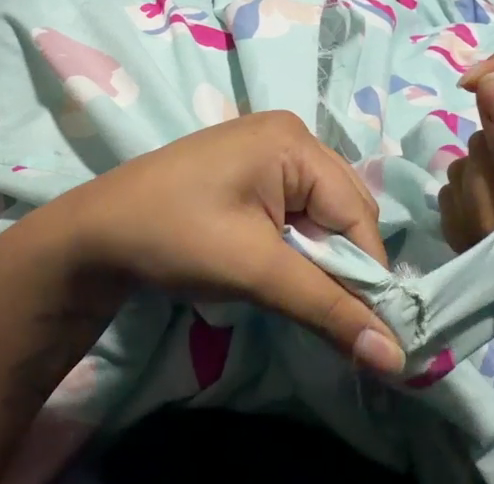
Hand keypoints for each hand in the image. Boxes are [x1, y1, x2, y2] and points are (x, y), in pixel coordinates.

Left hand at [56, 111, 406, 373]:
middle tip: (323, 313)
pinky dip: (298, 247)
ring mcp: (268, 149)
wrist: (96, 232)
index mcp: (294, 141)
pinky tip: (279, 270)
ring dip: (321, 260)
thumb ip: (327, 309)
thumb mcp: (254, 271)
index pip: (357, 215)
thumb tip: (397, 359)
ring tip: (295, 292)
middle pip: (346, 210)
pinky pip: (298, 210)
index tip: (372, 335)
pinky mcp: (251, 170)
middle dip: (343, 266)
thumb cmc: (174, 237)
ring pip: (324, 214)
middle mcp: (290, 135)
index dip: (369, 277)